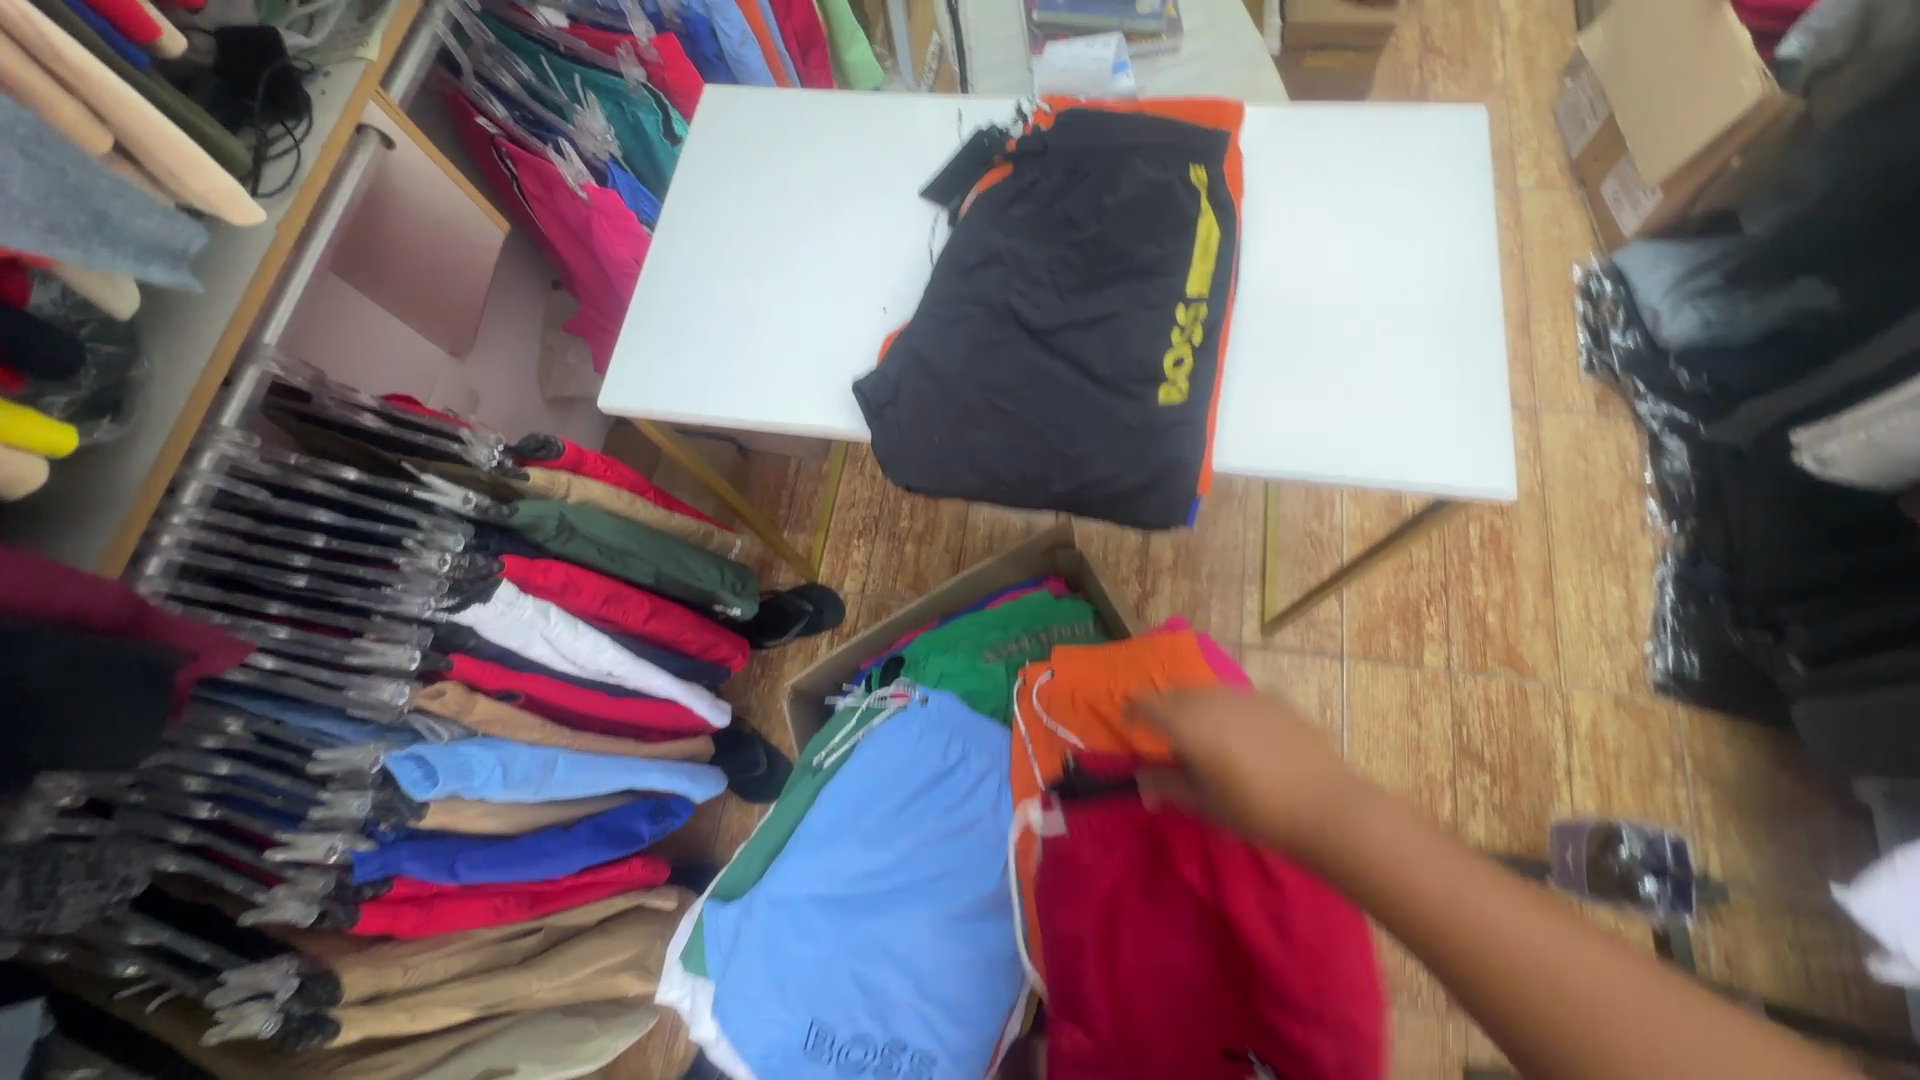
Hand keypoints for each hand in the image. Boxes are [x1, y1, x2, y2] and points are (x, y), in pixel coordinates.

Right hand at [1133, 688, 1357, 855]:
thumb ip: (1168, 785)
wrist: (1327, 805)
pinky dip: (1229, 710)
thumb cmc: (1255, 810)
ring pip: (1208, 692)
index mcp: (1186, 722)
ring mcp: (1246, 694)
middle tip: (1165, 734)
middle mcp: (1211, 698)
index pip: (1145, 702)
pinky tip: (1244, 735)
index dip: (1132, 710)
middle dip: (1164, 709)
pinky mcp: (1275, 699)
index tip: (1129, 725)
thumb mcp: (1204, 804)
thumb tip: (1142, 781)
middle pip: (1176, 694)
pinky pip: (1239, 697)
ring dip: (1197, 707)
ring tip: (1205, 734)